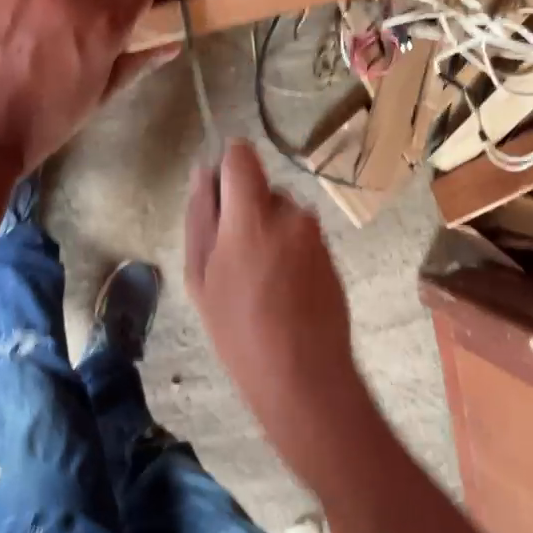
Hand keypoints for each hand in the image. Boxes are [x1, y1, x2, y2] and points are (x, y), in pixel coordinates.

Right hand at [184, 140, 368, 468]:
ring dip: (268, 233)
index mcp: (252, 213)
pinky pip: (301, 238)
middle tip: (231, 259)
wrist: (304, 377)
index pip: (240, 155)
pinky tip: (281, 292)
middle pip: (261, 188)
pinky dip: (288, 253)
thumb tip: (201, 174)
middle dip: (244, 211)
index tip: (216, 195)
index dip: (226, 166)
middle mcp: (291, 213)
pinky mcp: (332, 256)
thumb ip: (200, 217)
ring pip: (282, 215)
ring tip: (257, 282)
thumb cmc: (239, 330)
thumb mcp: (200, 277)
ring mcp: (317, 234)